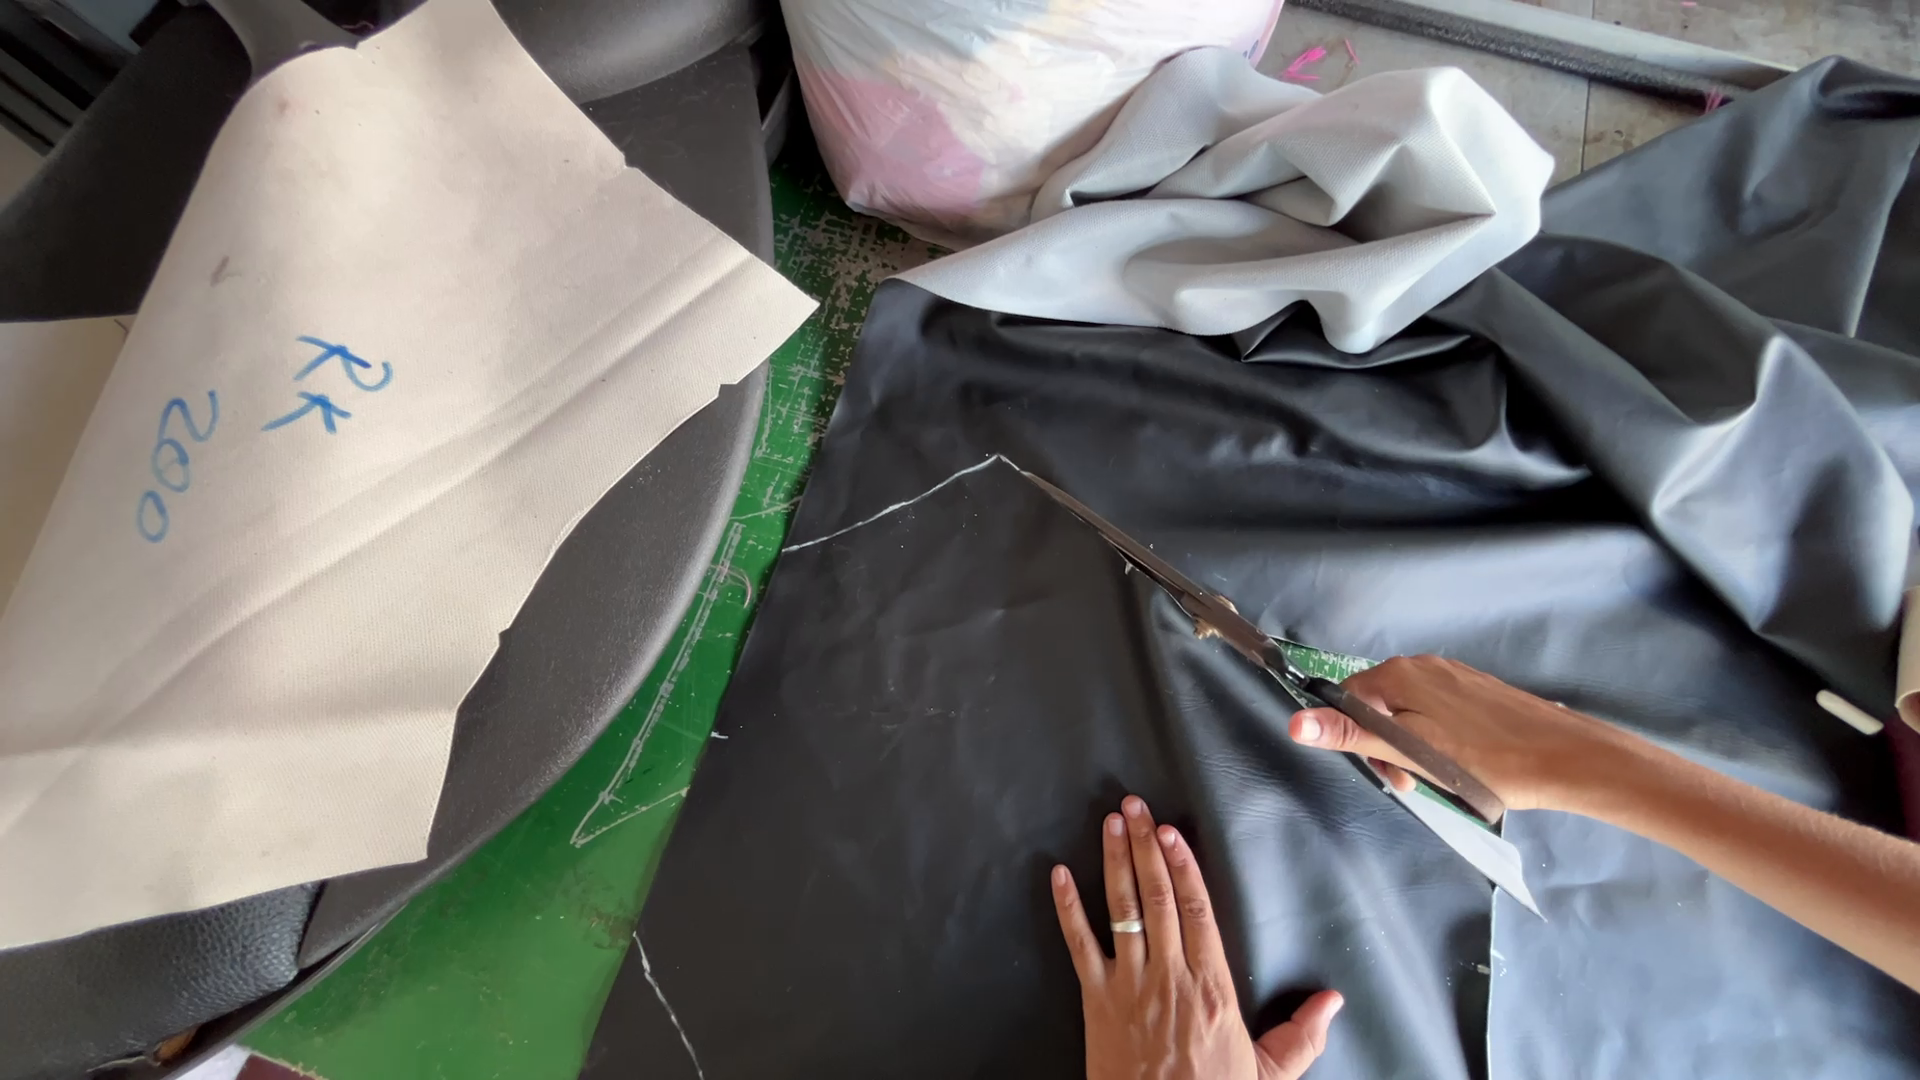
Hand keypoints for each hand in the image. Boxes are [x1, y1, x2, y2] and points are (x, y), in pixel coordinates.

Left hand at [1050, 795, 1343, 1079]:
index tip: (1171, 832)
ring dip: (1114, 861)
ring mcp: (1128, 983)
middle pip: (1158, 896)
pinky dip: (1067, 907)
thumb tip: (1334, 1000)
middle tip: (1135, 805)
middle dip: (1146, 846)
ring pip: (1121, 907)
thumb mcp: (1269, 1075)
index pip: (1197, 910)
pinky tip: (1059, 874)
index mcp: (1211, 987)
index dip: (1183, 866)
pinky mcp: (1095, 998)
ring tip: (1110, 823)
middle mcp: (1169, 975)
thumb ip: (1301, 1036)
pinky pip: (1078, 944)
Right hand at [1288, 653, 1641, 812]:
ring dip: (1412, 745)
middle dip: (1386, 746)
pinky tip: (1464, 762)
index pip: (1346, 700)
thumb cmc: (1489, 760)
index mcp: (1397, 674)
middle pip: (1377, 705)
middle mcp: (1421, 664)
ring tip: (1443, 778)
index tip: (1385, 771)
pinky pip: (1437, 710)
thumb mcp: (1411, 753)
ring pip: (1408, 711)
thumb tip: (1293, 721)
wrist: (1577, 761)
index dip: (1355, 739)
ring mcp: (1453, 675)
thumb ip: (1350, 734)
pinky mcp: (1479, 689)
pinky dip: (1438, 737)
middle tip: (1415, 782)